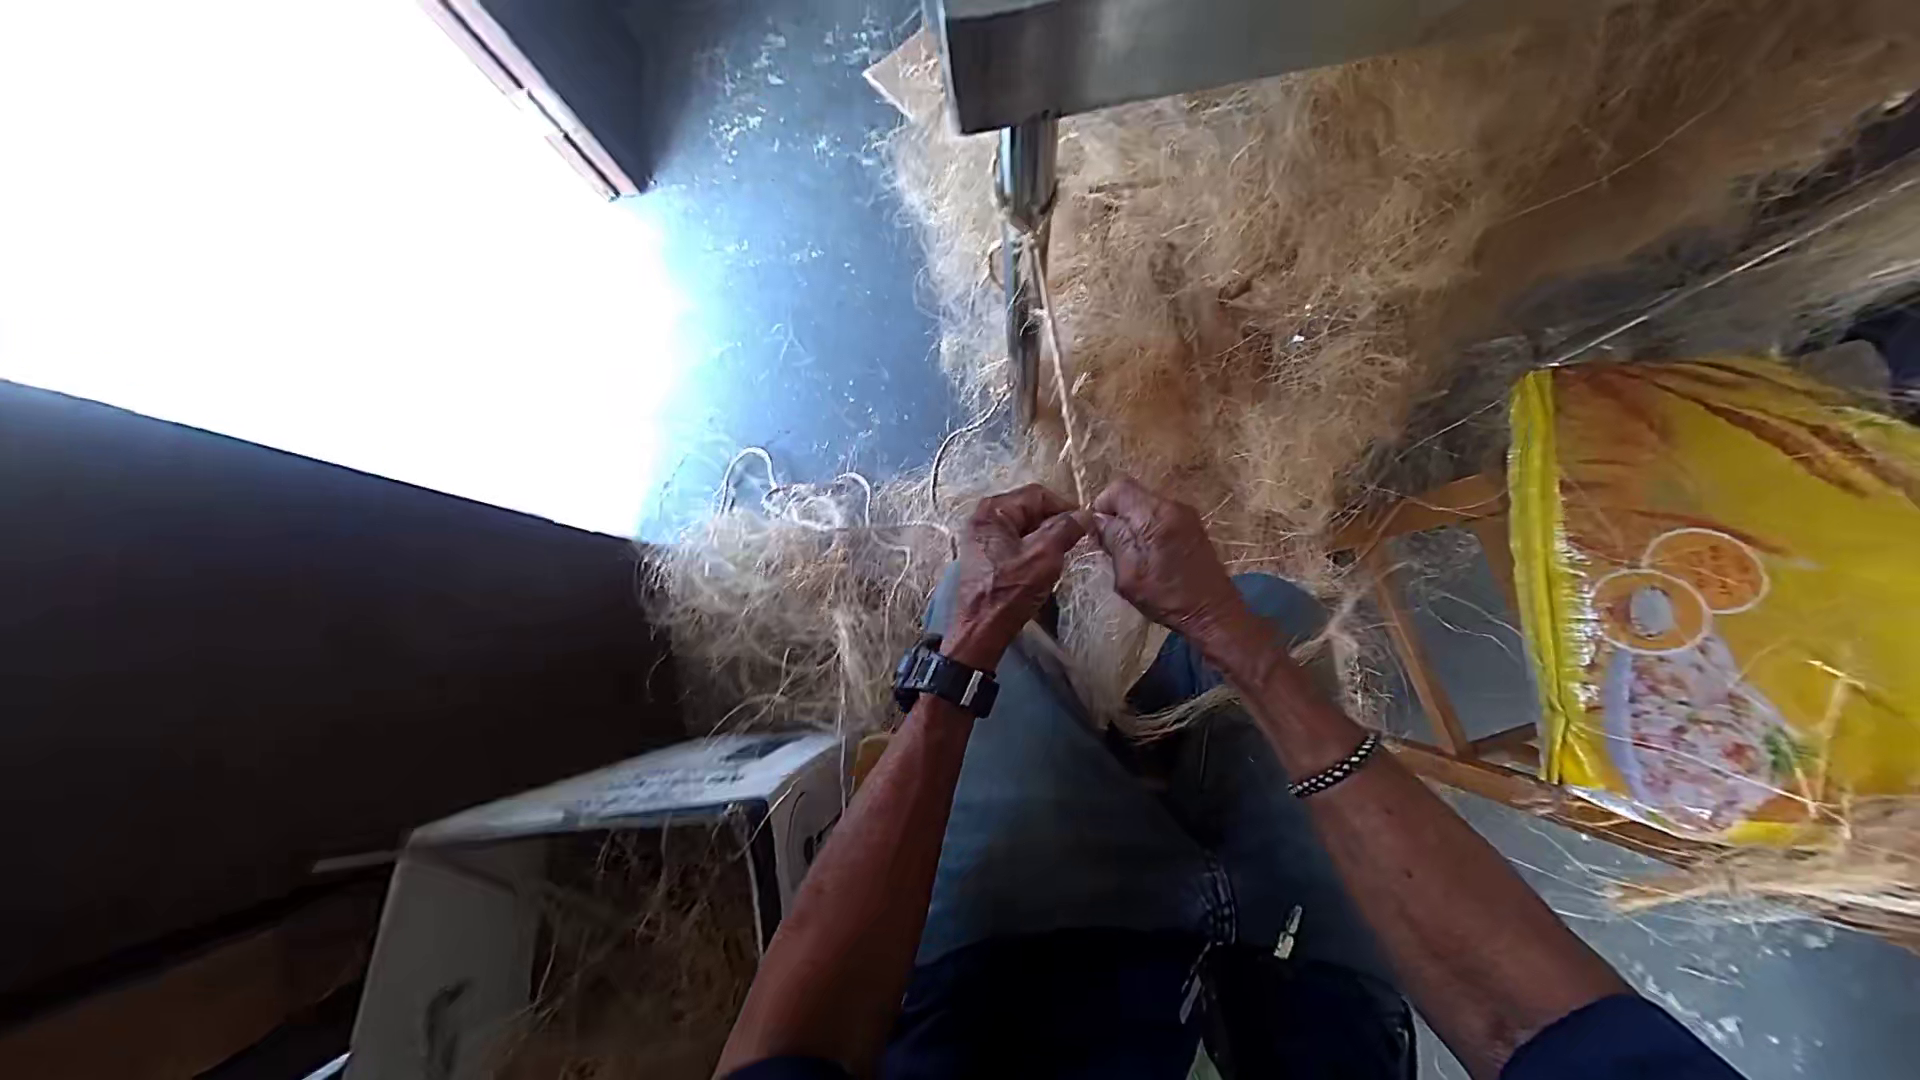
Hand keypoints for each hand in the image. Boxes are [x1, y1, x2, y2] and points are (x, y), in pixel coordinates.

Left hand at [944, 484, 1086, 671]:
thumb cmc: (1010, 591)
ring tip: (1061, 553)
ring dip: (1044, 536)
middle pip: (1029, 508)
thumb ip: (1065, 529)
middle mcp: (982, 518)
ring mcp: (981, 537)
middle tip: (1074, 539)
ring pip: (1023, 526)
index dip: (1064, 506)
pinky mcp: (985, 556)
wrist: (982, 629)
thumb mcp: (1044, 555)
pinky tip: (1043, 563)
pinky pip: (1015, 541)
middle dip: (1054, 522)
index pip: (1037, 494)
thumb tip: (1084, 514)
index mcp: (992, 511)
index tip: (1084, 524)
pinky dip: (1032, 547)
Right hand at [1083, 477, 1251, 648]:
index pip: (1118, 487)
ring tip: (1131, 554)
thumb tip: (1097, 519)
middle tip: (1114, 547)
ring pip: (1144, 505)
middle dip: (1117, 516)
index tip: (1100, 532)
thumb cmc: (1166, 597)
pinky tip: (1150, 555)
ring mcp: (1185, 514)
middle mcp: (1172, 506)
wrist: (1212, 612)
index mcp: (1155, 516)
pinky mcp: (1191, 525)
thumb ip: (1113, 539)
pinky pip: (1159, 516)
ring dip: (1131, 524)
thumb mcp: (1128, 573)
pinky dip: (1147, 529)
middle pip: (1132, 495)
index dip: (1102, 505)